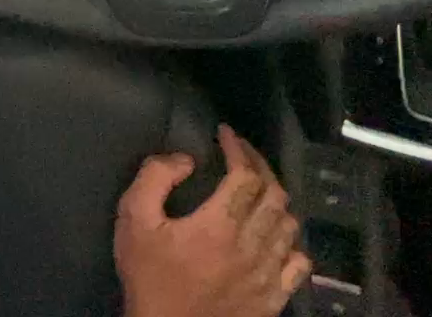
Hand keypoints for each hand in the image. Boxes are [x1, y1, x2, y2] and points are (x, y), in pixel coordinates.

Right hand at [114, 125, 310, 316]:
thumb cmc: (147, 272)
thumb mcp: (133, 217)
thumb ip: (155, 178)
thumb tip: (184, 160)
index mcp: (219, 225)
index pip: (245, 176)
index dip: (238, 149)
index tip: (224, 133)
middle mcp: (252, 247)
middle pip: (275, 196)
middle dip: (260, 165)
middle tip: (241, 151)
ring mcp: (268, 275)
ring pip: (289, 225)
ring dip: (276, 198)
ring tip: (256, 186)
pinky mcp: (275, 297)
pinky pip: (299, 263)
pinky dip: (290, 239)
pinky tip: (273, 232)